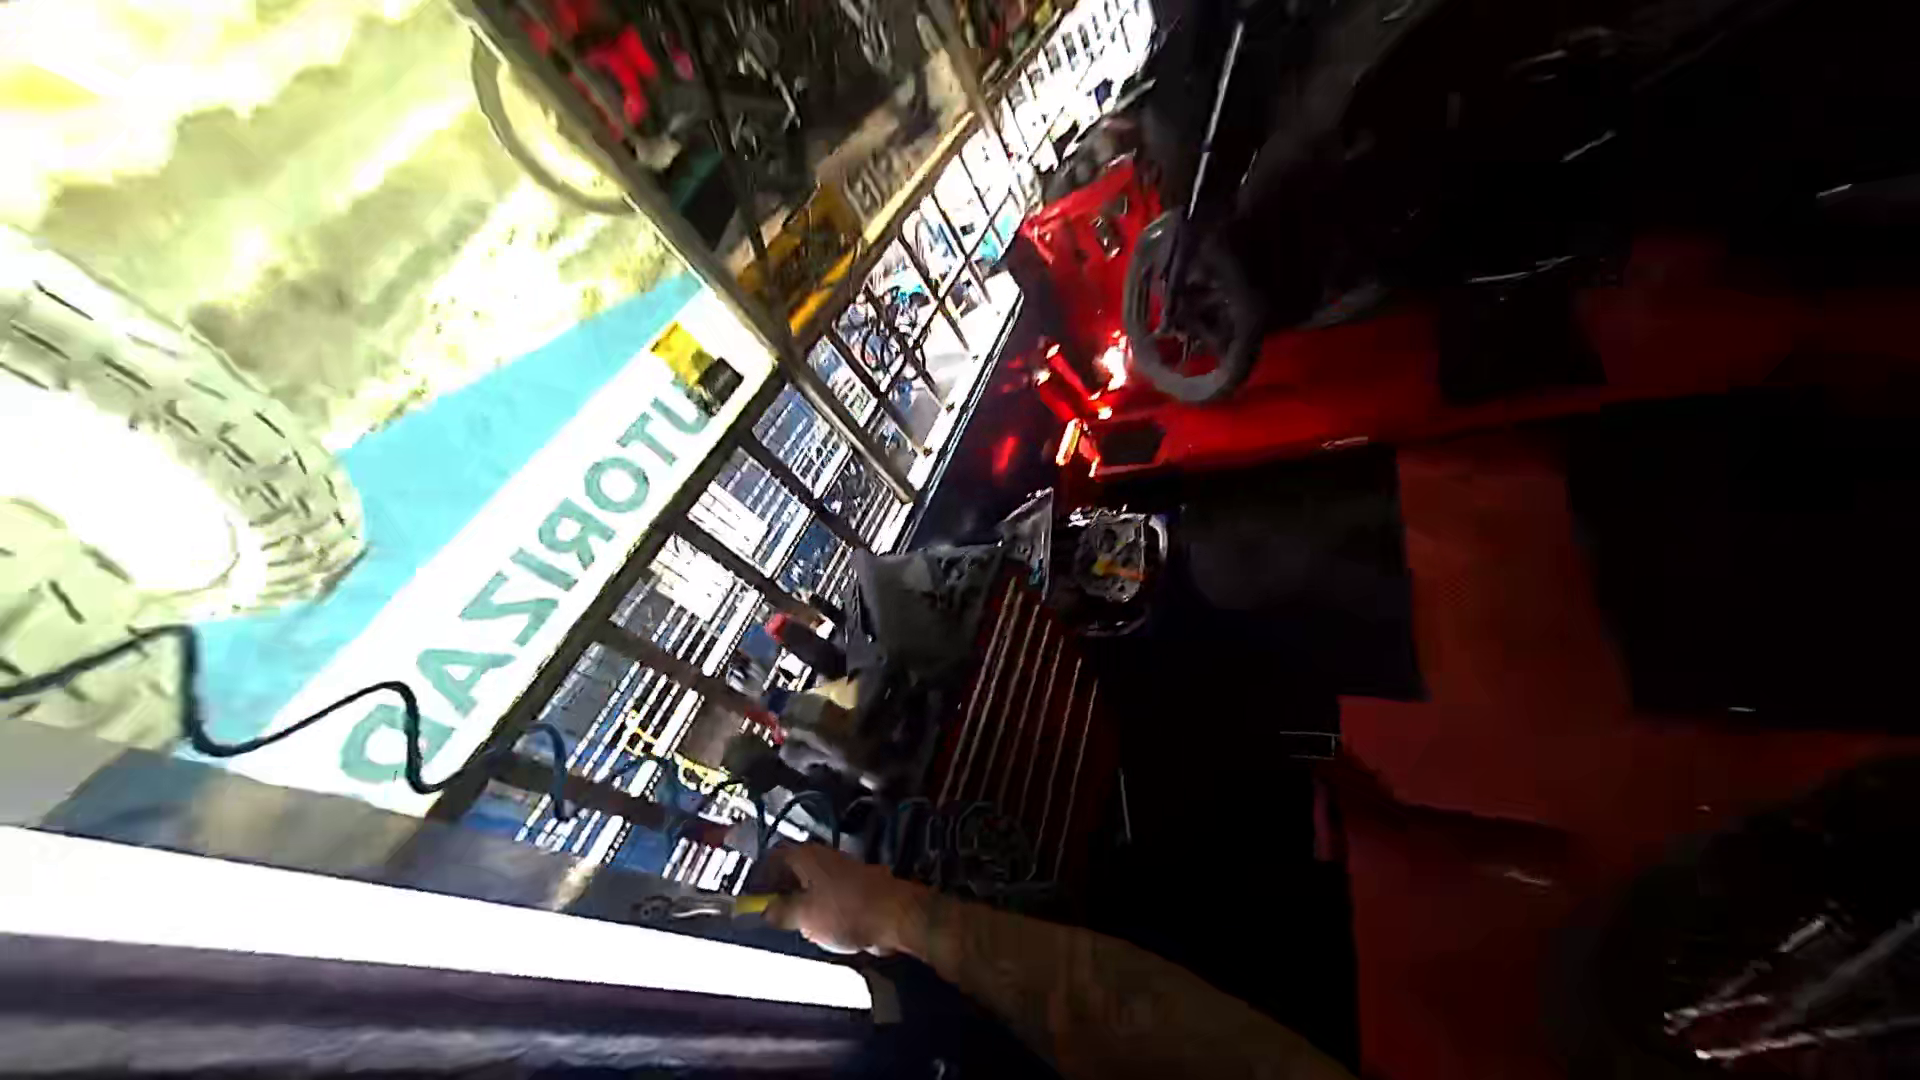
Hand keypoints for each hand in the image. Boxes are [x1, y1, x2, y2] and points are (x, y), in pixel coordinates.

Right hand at [763, 844, 931, 955]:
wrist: (892, 913)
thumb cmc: (845, 911)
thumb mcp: (804, 916)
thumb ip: (779, 912)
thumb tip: (763, 910)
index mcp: (806, 857)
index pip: (773, 858)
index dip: (758, 877)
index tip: (748, 898)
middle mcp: (821, 857)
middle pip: (789, 870)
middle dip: (776, 891)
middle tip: (765, 915)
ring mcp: (838, 870)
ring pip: (807, 883)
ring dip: (795, 901)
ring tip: (787, 925)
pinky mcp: (851, 886)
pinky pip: (824, 894)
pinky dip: (814, 907)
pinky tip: (813, 927)